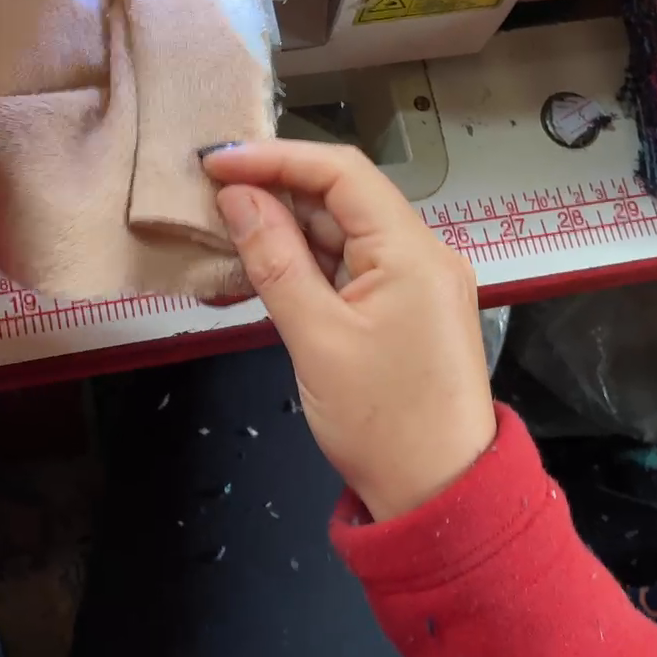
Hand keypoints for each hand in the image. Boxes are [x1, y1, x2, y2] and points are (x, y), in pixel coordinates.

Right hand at [202, 140, 495, 521]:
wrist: (442, 499)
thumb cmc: (382, 424)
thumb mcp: (316, 338)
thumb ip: (274, 258)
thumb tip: (237, 197)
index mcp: (412, 250)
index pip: (341, 172)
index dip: (275, 158)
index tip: (219, 162)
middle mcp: (422, 251)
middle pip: (342, 197)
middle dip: (276, 189)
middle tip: (213, 191)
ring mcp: (415, 278)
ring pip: (342, 230)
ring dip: (287, 226)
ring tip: (227, 224)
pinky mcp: (403, 304)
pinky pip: (349, 263)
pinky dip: (306, 259)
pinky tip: (264, 260)